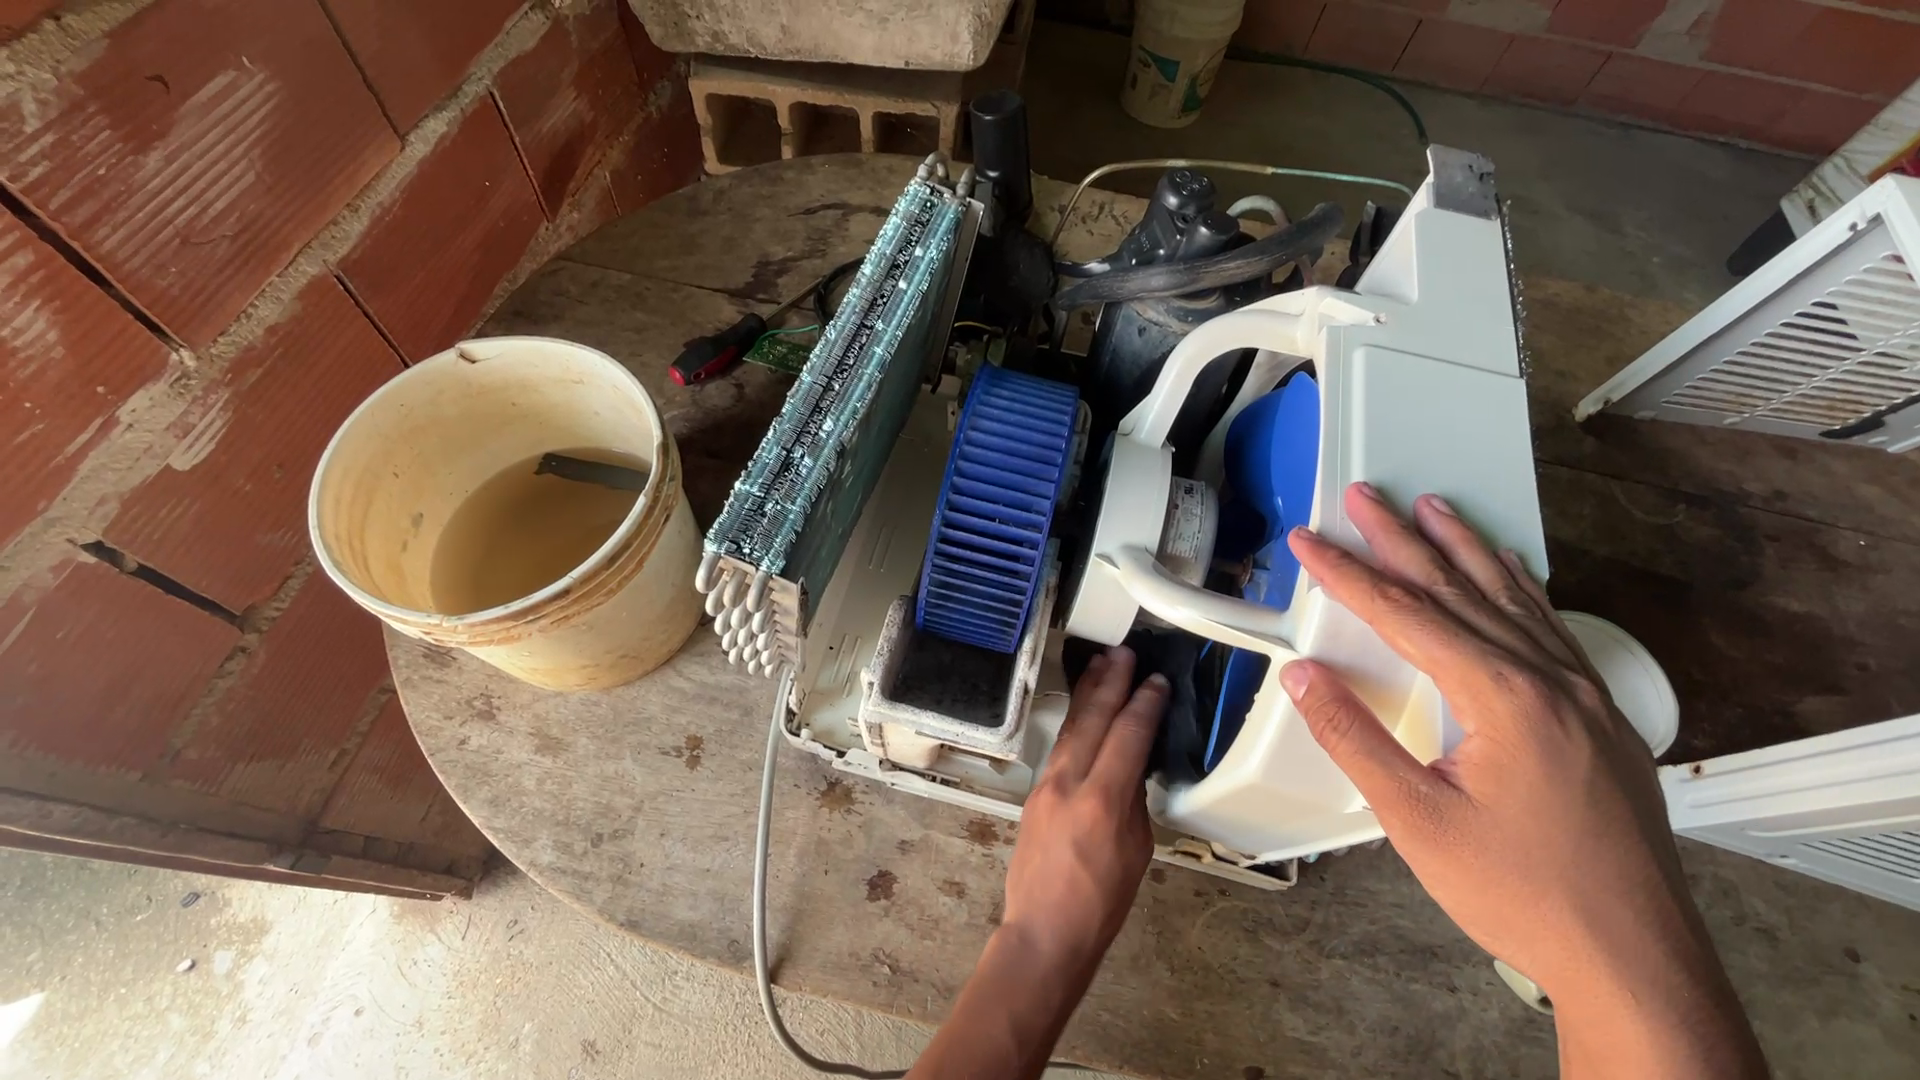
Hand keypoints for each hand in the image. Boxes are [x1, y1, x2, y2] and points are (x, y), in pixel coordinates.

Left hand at [1003, 645, 1166, 970]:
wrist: (1044, 930)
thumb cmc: (1101, 902)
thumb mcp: (1136, 850)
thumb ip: (1132, 800)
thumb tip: (1132, 765)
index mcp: (1101, 800)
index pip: (1127, 736)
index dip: (1143, 704)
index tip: (1155, 679)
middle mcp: (1069, 782)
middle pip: (1092, 720)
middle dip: (1110, 682)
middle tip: (1123, 652)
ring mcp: (1046, 785)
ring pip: (1071, 728)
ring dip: (1087, 693)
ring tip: (1100, 664)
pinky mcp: (1034, 792)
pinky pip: (1059, 747)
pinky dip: (1074, 721)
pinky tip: (1082, 709)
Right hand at [1281, 482, 1761, 1077]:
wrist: (1634, 956)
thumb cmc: (1520, 891)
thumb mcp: (1415, 820)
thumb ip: (1354, 738)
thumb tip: (1303, 677)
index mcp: (1502, 697)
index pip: (1405, 615)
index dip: (1348, 573)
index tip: (1308, 540)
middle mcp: (1548, 680)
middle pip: (1459, 589)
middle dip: (1402, 538)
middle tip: (1365, 495)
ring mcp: (1582, 694)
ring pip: (1511, 598)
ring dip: (1464, 548)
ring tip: (1431, 507)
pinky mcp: (1597, 715)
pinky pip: (1548, 627)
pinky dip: (1517, 586)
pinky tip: (1508, 571)